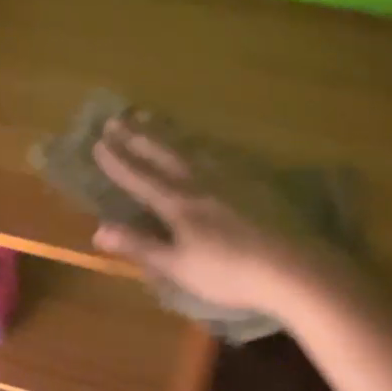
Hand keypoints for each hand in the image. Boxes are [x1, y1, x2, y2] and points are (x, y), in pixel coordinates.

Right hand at [90, 114, 357, 315]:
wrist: (293, 267)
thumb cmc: (229, 274)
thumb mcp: (178, 267)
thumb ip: (140, 246)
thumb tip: (99, 231)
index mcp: (178, 204)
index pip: (140, 178)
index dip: (118, 161)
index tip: (98, 142)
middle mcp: (200, 182)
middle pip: (163, 153)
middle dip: (137, 137)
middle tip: (116, 118)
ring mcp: (230, 177)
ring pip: (190, 147)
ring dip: (166, 131)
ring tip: (149, 116)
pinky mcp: (254, 181)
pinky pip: (218, 152)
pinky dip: (201, 142)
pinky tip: (202, 142)